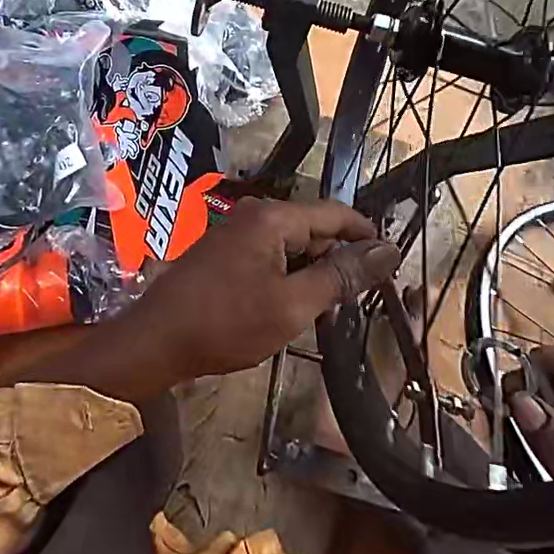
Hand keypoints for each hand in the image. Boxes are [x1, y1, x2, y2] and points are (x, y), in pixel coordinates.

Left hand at [16, 198, 399, 404]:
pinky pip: (271, 257)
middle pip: (314, 229)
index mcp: (272, 217)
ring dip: (314, 273)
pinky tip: (297, 307)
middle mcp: (254, 215)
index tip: (395, 264)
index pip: (335, 213)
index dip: (368, 235)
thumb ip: (341, 276)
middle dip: (340, 259)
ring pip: (293, 246)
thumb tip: (387, 250)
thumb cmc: (227, 322)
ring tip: (334, 309)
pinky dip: (290, 277)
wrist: (158, 339)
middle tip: (366, 299)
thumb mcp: (294, 305)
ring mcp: (236, 233)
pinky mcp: (225, 254)